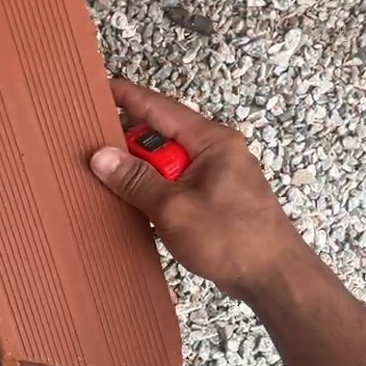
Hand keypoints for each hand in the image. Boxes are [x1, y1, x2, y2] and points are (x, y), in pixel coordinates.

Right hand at [90, 79, 308, 300]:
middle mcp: (215, 151)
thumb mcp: (174, 208)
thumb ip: (136, 180)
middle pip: (161, 137)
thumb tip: (101, 156)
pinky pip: (175, 184)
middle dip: (128, 143)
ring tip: (108, 180)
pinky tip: (135, 204)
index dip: (128, 98)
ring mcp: (216, 176)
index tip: (100, 88)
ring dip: (141, 173)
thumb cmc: (231, 239)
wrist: (273, 277)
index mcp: (211, 141)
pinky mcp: (213, 199)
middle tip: (92, 149)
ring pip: (167, 164)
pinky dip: (154, 190)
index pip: (160, 109)